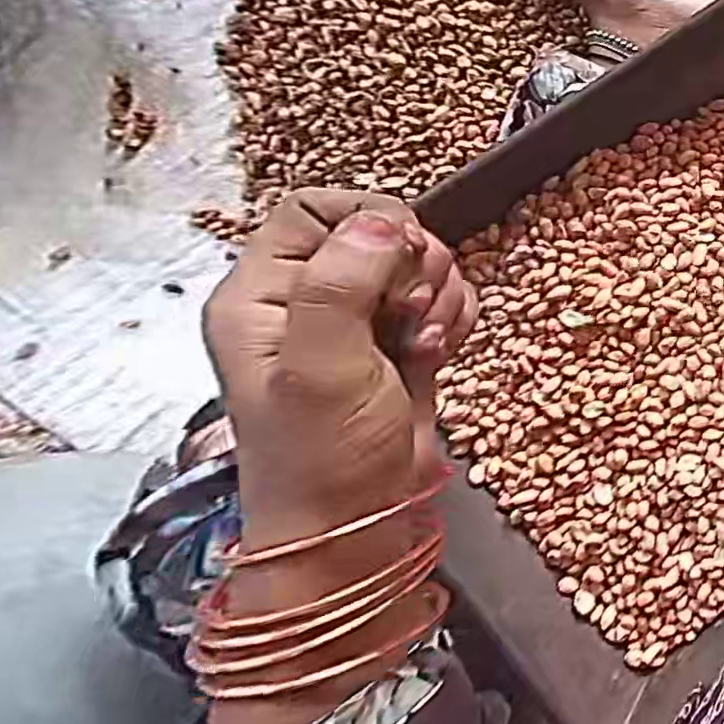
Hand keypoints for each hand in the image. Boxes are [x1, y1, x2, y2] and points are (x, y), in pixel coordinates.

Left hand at [203, 190, 476, 547]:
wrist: (364, 514)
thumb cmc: (325, 454)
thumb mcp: (322, 371)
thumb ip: (341, 287)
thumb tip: (383, 220)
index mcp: (266, 293)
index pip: (316, 209)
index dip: (369, 221)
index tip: (400, 260)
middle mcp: (314, 295)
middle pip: (385, 230)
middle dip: (418, 266)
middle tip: (409, 314)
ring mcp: (364, 316)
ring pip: (424, 263)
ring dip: (443, 296)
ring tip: (423, 343)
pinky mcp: (406, 333)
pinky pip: (449, 295)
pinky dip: (458, 316)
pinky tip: (438, 350)